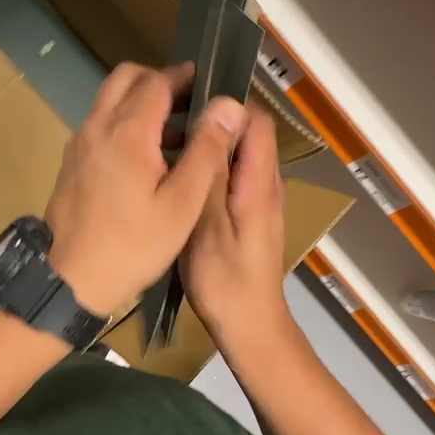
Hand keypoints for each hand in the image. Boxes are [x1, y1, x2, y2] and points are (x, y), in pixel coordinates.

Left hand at [46, 63, 245, 317]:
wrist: (71, 279)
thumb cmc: (133, 246)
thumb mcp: (182, 204)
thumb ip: (206, 151)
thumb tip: (229, 106)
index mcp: (127, 131)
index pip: (157, 81)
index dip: (184, 77)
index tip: (208, 85)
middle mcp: (98, 127)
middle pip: (126, 78)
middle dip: (159, 81)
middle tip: (188, 104)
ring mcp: (80, 144)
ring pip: (109, 100)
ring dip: (140, 102)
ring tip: (174, 134)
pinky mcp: (72, 163)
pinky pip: (100, 124)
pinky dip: (124, 123)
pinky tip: (146, 158)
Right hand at [181, 106, 291, 354]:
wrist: (248, 327)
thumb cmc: (224, 279)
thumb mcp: (207, 223)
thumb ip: (213, 171)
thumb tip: (220, 116)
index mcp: (259, 182)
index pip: (257, 120)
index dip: (225, 107)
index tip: (185, 109)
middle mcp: (267, 186)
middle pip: (247, 137)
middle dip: (211, 128)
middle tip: (167, 133)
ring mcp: (261, 203)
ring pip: (238, 159)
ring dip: (208, 153)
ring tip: (168, 157)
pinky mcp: (251, 219)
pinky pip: (233, 181)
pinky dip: (209, 176)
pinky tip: (181, 189)